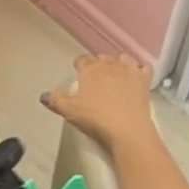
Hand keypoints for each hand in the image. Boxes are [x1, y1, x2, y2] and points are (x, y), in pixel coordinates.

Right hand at [43, 53, 157, 151]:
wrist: (126, 129)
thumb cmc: (95, 120)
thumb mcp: (70, 112)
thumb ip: (56, 101)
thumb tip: (44, 95)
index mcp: (90, 70)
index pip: (82, 60)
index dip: (79, 65)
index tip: (78, 73)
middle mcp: (109, 64)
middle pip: (102, 58)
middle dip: (98, 65)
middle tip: (96, 79)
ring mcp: (129, 70)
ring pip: (122, 59)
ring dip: (118, 64)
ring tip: (115, 75)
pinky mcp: (144, 79)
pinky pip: (144, 67)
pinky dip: (140, 69)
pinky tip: (137, 75)